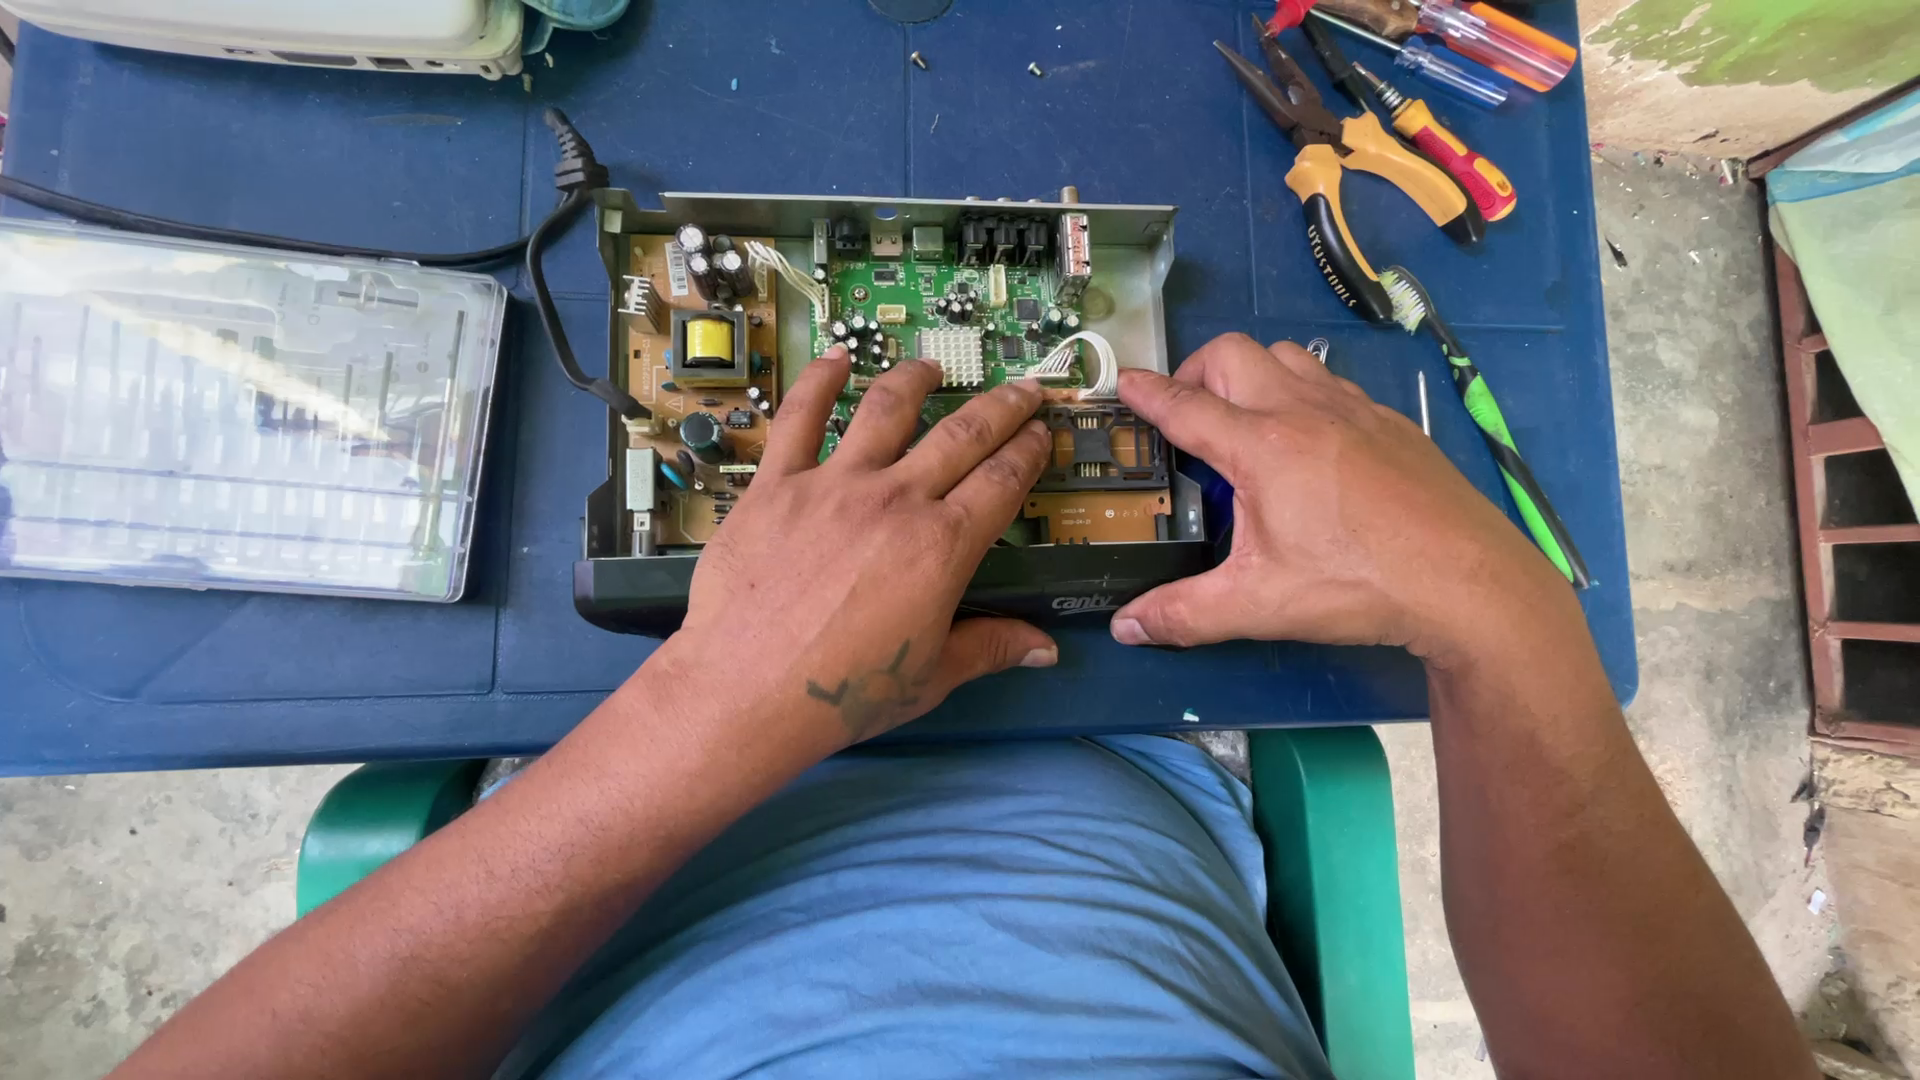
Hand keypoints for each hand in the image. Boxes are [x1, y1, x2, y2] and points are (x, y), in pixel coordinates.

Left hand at [646, 347, 1057, 749]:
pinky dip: (818, 382)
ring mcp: (834, 484)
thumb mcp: (932, 676)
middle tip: (1022, 388)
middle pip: (962, 435)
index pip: (1002, 482)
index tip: (1041, 433)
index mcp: (943, 546)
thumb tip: (1049, 651)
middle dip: (1001, 407)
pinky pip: (800, 419)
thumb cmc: (846, 692)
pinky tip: (836, 360)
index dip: (1028, 451)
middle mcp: (896, 500)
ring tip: (932, 368)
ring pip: (886, 410)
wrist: (748, 692)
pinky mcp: (777, 484)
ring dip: (917, 381)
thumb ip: (992, 648)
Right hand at [1108, 333, 1574, 663]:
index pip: (1185, 406)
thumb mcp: (1257, 605)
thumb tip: (1123, 628)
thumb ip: (1181, 614)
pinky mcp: (1389, 421)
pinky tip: (1307, 441)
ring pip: (1282, 356)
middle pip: (1230, 353)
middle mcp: (1303, 411)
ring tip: (1241, 421)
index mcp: (1262, 448)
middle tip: (1184, 417)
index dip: (1145, 392)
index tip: (1121, 380)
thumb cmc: (1357, 587)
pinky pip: (1327, 380)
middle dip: (1192, 371)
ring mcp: (1352, 409)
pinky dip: (1297, 391)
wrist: (1474, 583)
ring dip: (1247, 374)